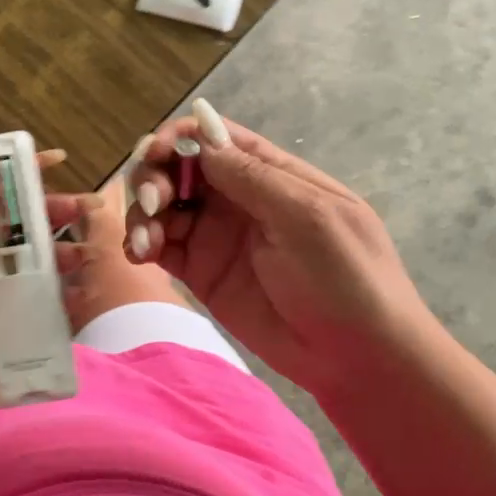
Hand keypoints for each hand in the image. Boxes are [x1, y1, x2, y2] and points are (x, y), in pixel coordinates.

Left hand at [0, 149, 75, 456]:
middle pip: (4, 229)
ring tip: (94, 256)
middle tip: (89, 211)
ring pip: (21, 268)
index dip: (6, 172)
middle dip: (45, 216)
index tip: (50, 160)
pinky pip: (29, 307)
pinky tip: (85, 298)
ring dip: (56, 257)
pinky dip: (55, 298)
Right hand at [125, 103, 438, 394]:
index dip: (178, 138)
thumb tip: (202, 141)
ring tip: (145, 242)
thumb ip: (253, 178)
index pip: (215, 137)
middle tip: (153, 205)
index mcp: (270, 176)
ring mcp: (214, 236)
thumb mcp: (310, 218)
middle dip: (154, 177)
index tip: (155, 154)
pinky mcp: (198, 271)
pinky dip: (139, 243)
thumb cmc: (348, 279)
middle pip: (177, 168)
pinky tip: (139, 254)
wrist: (356, 358)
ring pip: (160, 206)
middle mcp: (236, 199)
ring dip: (142, 213)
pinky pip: (157, 245)